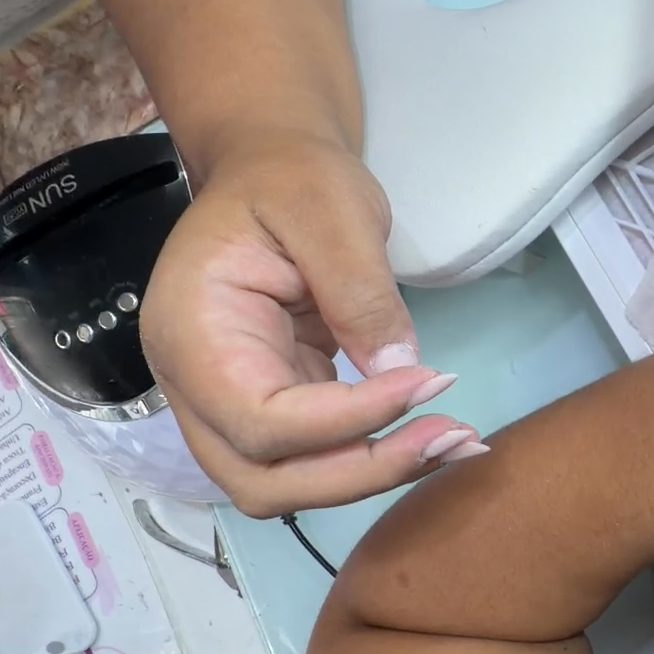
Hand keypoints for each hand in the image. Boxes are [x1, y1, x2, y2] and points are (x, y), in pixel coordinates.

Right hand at [141, 137, 486, 517]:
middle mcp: (200, 384)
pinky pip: (320, 453)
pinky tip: (439, 436)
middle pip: (265, 478)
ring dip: (376, 474)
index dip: (349, 418)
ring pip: (291, 481)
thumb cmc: (294, 180)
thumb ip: (360, 290)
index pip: (261, 417)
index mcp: (193, 333)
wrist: (276, 173)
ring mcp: (234, 400)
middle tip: (454, 437)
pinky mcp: (281, 399)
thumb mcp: (329, 212)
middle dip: (364, 471)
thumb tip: (399, 366)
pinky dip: (377, 455)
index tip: (432, 381)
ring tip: (460, 442)